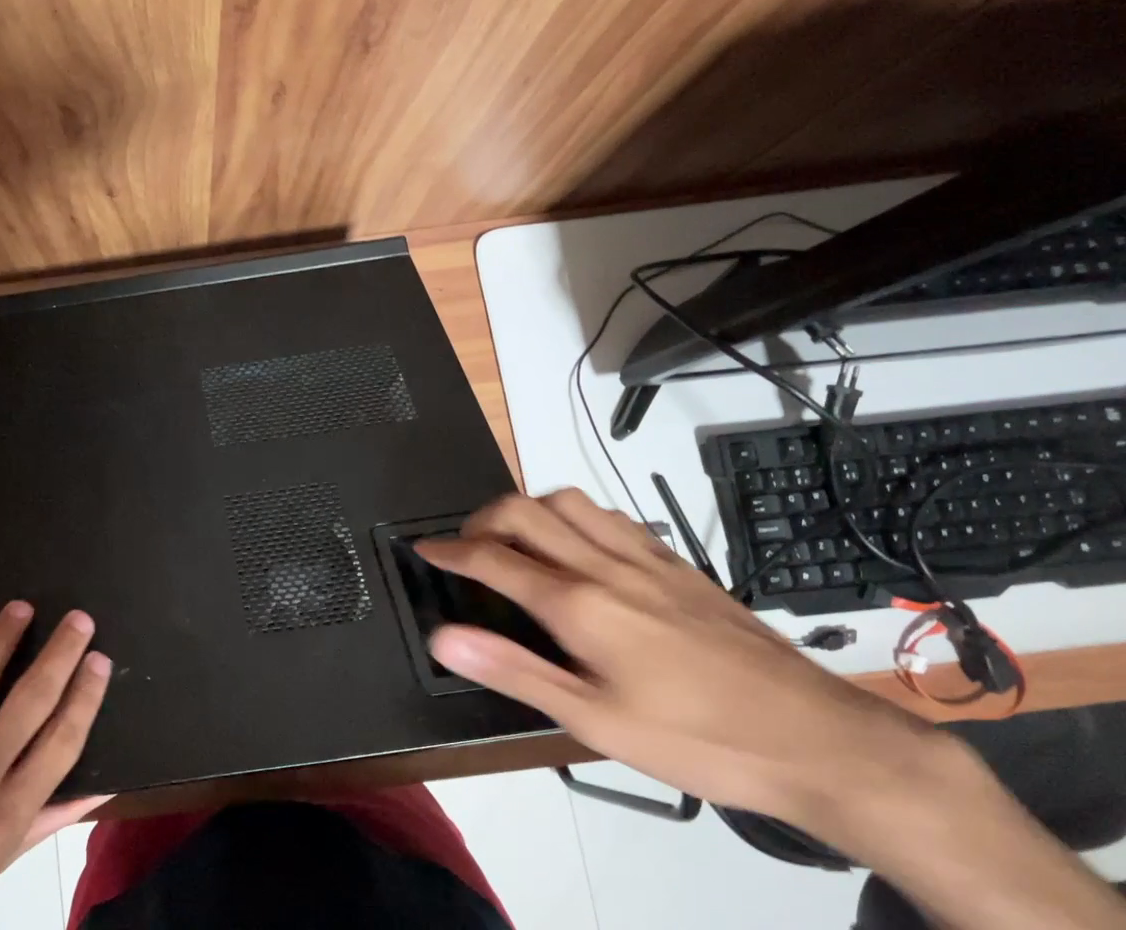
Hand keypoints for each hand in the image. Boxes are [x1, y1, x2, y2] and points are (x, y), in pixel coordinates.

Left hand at [0, 602, 112, 929]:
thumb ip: (46, 819)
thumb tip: (99, 787)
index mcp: (4, 818)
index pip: (61, 742)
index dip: (86, 696)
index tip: (101, 662)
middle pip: (28, 701)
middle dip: (59, 654)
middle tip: (78, 620)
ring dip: (2, 638)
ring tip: (22, 608)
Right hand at [417, 489, 943, 827]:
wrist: (815, 739)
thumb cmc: (695, 739)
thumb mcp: (593, 721)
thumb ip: (514, 671)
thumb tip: (444, 636)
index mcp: (580, 605)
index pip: (494, 558)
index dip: (450, 550)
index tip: (423, 549)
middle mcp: (609, 567)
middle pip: (527, 510)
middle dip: (481, 517)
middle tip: (463, 543)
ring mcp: (650, 561)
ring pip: (572, 501)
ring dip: (530, 507)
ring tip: (516, 538)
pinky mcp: (682, 566)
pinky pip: (615, 518)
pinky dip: (578, 516)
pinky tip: (583, 546)